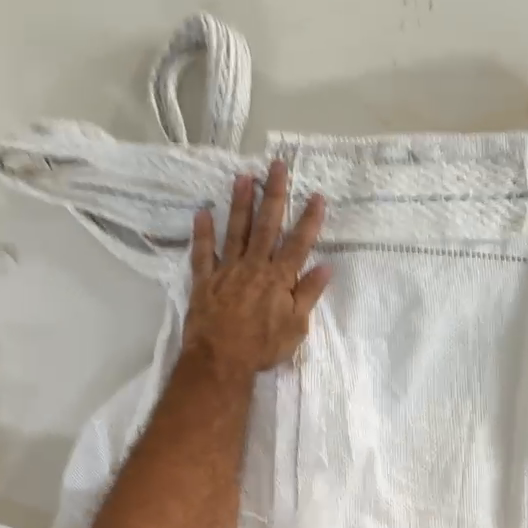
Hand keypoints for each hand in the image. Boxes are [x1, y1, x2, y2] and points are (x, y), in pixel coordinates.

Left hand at [185, 159, 331, 376]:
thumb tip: (326, 268)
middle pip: (266, 226)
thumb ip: (308, 295)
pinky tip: (202, 212)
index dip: (309, 220)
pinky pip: (203, 253)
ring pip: (235, 231)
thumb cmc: (262, 348)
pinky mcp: (205, 282)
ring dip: (240, 203)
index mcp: (279, 279)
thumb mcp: (296, 327)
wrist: (221, 361)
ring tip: (242, 177)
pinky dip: (202, 233)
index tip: (317, 196)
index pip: (298, 243)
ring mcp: (227, 271)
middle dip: (274, 195)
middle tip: (276, 166)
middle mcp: (254, 267)